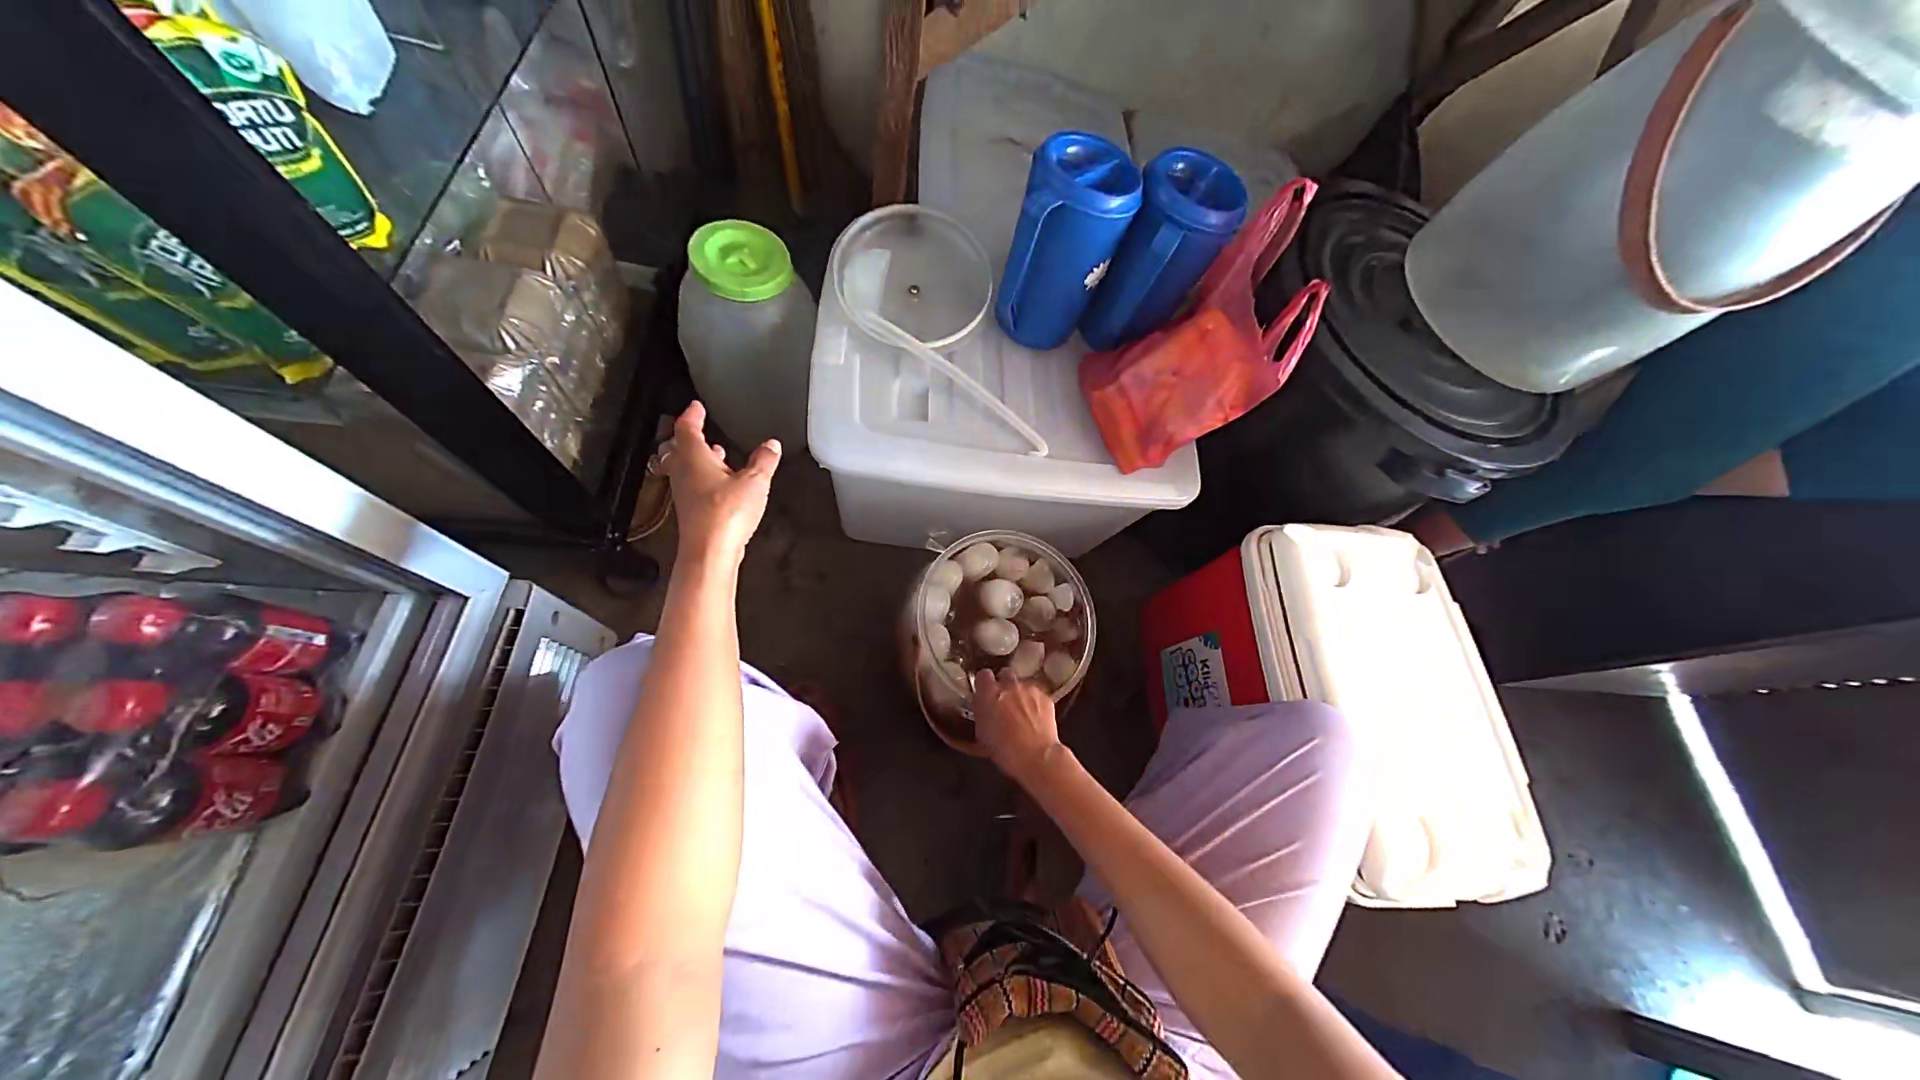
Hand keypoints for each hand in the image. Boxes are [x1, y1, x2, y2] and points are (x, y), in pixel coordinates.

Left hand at [660, 401, 779, 563]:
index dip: (692, 414)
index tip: (696, 407)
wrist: (709, 551)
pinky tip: (722, 484)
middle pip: (679, 447)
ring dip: (698, 458)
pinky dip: (704, 478)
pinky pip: (694, 486)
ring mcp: (685, 493)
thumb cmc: (726, 514)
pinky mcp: (692, 511)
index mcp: (694, 457)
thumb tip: (771, 445)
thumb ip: (764, 461)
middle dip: (690, 436)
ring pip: (685, 467)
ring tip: (715, 454)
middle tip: (699, 428)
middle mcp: (684, 473)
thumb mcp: (755, 482)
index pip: (687, 427)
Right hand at [971, 669, 1062, 784]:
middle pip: (1005, 674)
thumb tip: (981, 704)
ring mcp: (1029, 690)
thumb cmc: (1006, 750)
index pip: (983, 675)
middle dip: (1004, 685)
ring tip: (1021, 713)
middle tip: (1004, 701)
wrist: (1036, 756)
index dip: (984, 683)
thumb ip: (980, 711)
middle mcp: (1009, 686)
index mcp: (988, 693)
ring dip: (1020, 694)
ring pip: (1022, 684)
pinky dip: (1035, 702)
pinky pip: (1037, 694)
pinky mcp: (1045, 697)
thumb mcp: (981, 733)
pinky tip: (1035, 718)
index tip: (985, 691)